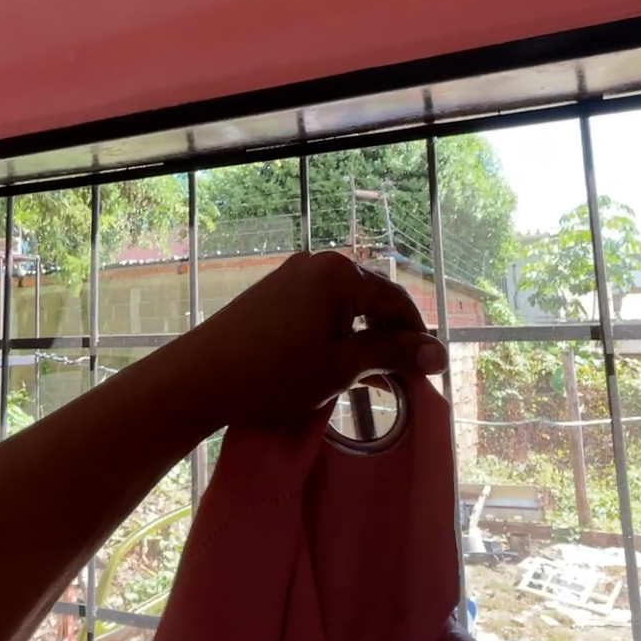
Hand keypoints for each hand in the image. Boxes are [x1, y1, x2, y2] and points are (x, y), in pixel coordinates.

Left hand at [150, 250, 448, 429]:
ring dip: (362, 336)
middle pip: (371, 297)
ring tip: (371, 375)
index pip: (396, 300)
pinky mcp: (273, 291)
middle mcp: (317, 262)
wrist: (200, 376)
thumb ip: (392, 353)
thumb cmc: (275, 373)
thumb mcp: (341, 366)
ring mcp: (292, 273)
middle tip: (402, 377)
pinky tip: (337, 360)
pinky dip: (336, 332)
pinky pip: (319, 307)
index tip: (427, 372)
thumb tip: (440, 353)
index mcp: (340, 272)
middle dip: (389, 336)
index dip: (416, 337)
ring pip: (345, 304)